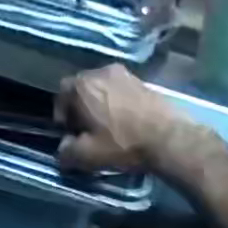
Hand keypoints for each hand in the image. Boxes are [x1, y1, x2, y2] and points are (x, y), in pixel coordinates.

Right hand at [55, 65, 200, 173]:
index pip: (61, 95)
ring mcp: (124, 73)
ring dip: (99, 104)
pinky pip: (119, 89)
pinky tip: (123, 121)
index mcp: (82, 86)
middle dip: (80, 107)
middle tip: (86, 130)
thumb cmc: (122, 144)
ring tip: (106, 126)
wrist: (167, 137)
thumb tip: (63, 148)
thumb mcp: (87, 155)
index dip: (62, 115)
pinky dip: (116, 102)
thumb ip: (67, 152)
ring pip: (101, 87)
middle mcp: (100, 72)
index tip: (70, 133)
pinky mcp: (142, 80)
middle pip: (82, 88)